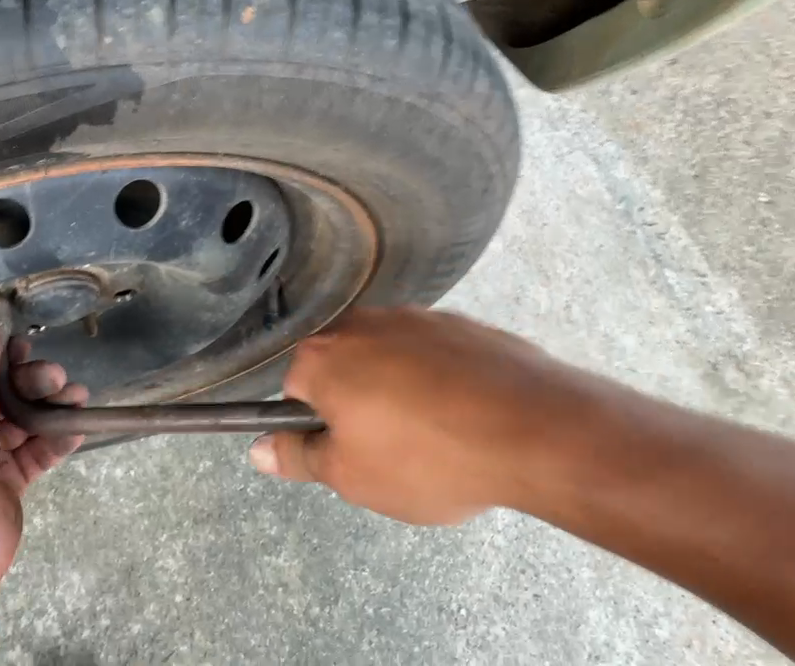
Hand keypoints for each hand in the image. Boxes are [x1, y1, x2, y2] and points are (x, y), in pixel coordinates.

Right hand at [248, 307, 592, 524]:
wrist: (537, 431)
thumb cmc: (428, 458)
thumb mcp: (352, 477)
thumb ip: (298, 458)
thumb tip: (258, 451)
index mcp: (321, 357)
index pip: (295, 390)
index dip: (318, 428)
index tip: (350, 455)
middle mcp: (358, 324)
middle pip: (342, 368)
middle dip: (357, 405)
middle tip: (391, 452)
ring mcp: (414, 317)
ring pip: (389, 359)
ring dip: (400, 390)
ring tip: (438, 437)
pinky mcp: (463, 322)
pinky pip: (435, 355)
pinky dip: (442, 380)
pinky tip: (469, 416)